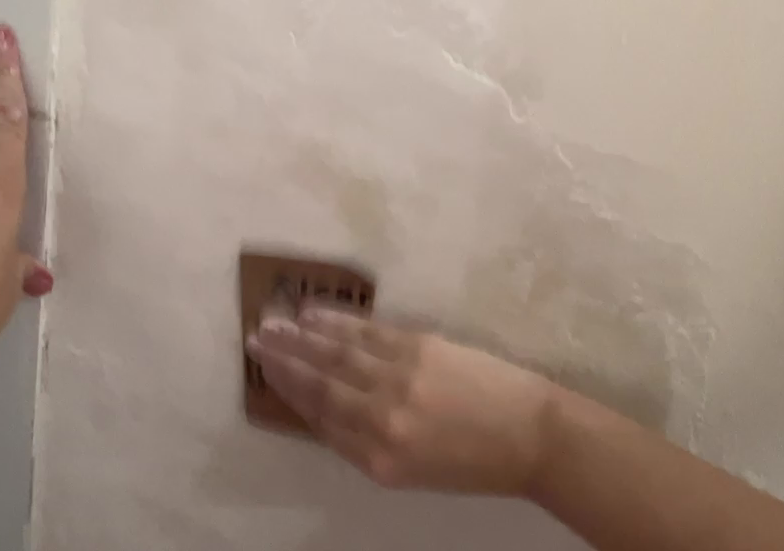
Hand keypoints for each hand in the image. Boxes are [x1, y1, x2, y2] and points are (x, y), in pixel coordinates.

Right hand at [247, 305, 554, 496]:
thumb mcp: (412, 470)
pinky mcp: (417, 346)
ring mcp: (398, 378)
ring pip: (336, 352)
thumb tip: (325, 406)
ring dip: (300, 335)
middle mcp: (380, 418)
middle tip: (253, 337)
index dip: (288, 391)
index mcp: (378, 459)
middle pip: (320, 383)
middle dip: (282, 359)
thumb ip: (365, 441)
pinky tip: (314, 313)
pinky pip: (365, 332)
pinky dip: (336, 320)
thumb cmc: (472, 461)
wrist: (530, 435)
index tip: (264, 370)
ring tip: (273, 321)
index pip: (320, 419)